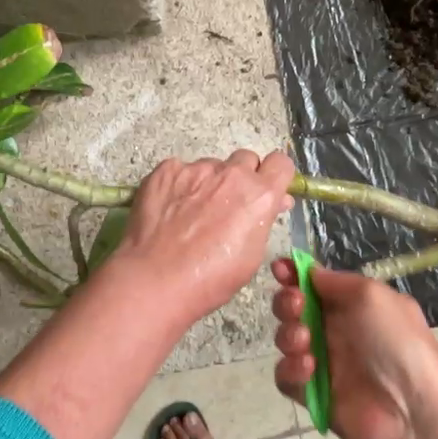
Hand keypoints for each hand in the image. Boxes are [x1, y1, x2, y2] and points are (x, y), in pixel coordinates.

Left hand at [110, 150, 295, 325]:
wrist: (156, 278)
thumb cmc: (211, 278)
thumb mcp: (252, 255)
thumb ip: (264, 218)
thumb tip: (275, 200)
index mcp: (259, 194)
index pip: (280, 163)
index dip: (274, 175)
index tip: (265, 189)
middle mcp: (231, 174)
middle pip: (245, 160)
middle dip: (241, 178)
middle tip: (227, 205)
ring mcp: (196, 169)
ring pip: (211, 166)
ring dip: (208, 183)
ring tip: (191, 214)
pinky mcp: (167, 170)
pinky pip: (180, 170)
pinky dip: (179, 185)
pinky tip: (170, 209)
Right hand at [270, 260, 437, 438]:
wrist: (412, 413)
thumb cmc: (397, 343)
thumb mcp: (374, 296)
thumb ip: (337, 281)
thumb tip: (310, 274)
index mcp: (352, 304)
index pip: (315, 282)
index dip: (293, 273)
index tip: (279, 269)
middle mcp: (335, 329)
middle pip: (294, 306)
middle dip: (286, 301)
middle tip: (297, 306)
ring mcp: (323, 362)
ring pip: (286, 338)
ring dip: (288, 333)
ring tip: (305, 341)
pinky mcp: (313, 394)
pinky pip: (286, 376)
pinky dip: (290, 369)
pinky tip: (309, 370)